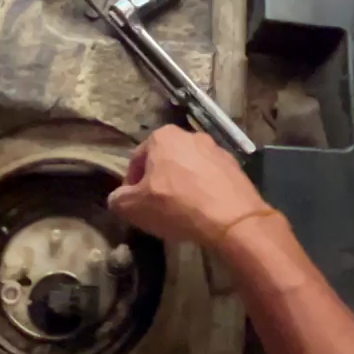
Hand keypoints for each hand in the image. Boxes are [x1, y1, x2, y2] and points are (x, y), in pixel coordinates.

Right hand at [108, 126, 277, 249]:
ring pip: (189, 170)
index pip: (137, 160)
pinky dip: (203, 192)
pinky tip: (202, 213)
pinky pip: (210, 179)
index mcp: (162, 136)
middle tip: (156, 209)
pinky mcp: (235, 167)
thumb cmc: (176, 205)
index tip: (133, 206)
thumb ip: (118, 200)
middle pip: (164, 162)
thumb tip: (118, 199)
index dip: (131, 186)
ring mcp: (216, 149)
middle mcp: (190, 135)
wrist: (232, 218)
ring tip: (181, 213)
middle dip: (158, 183)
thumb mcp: (133, 207)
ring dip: (182, 187)